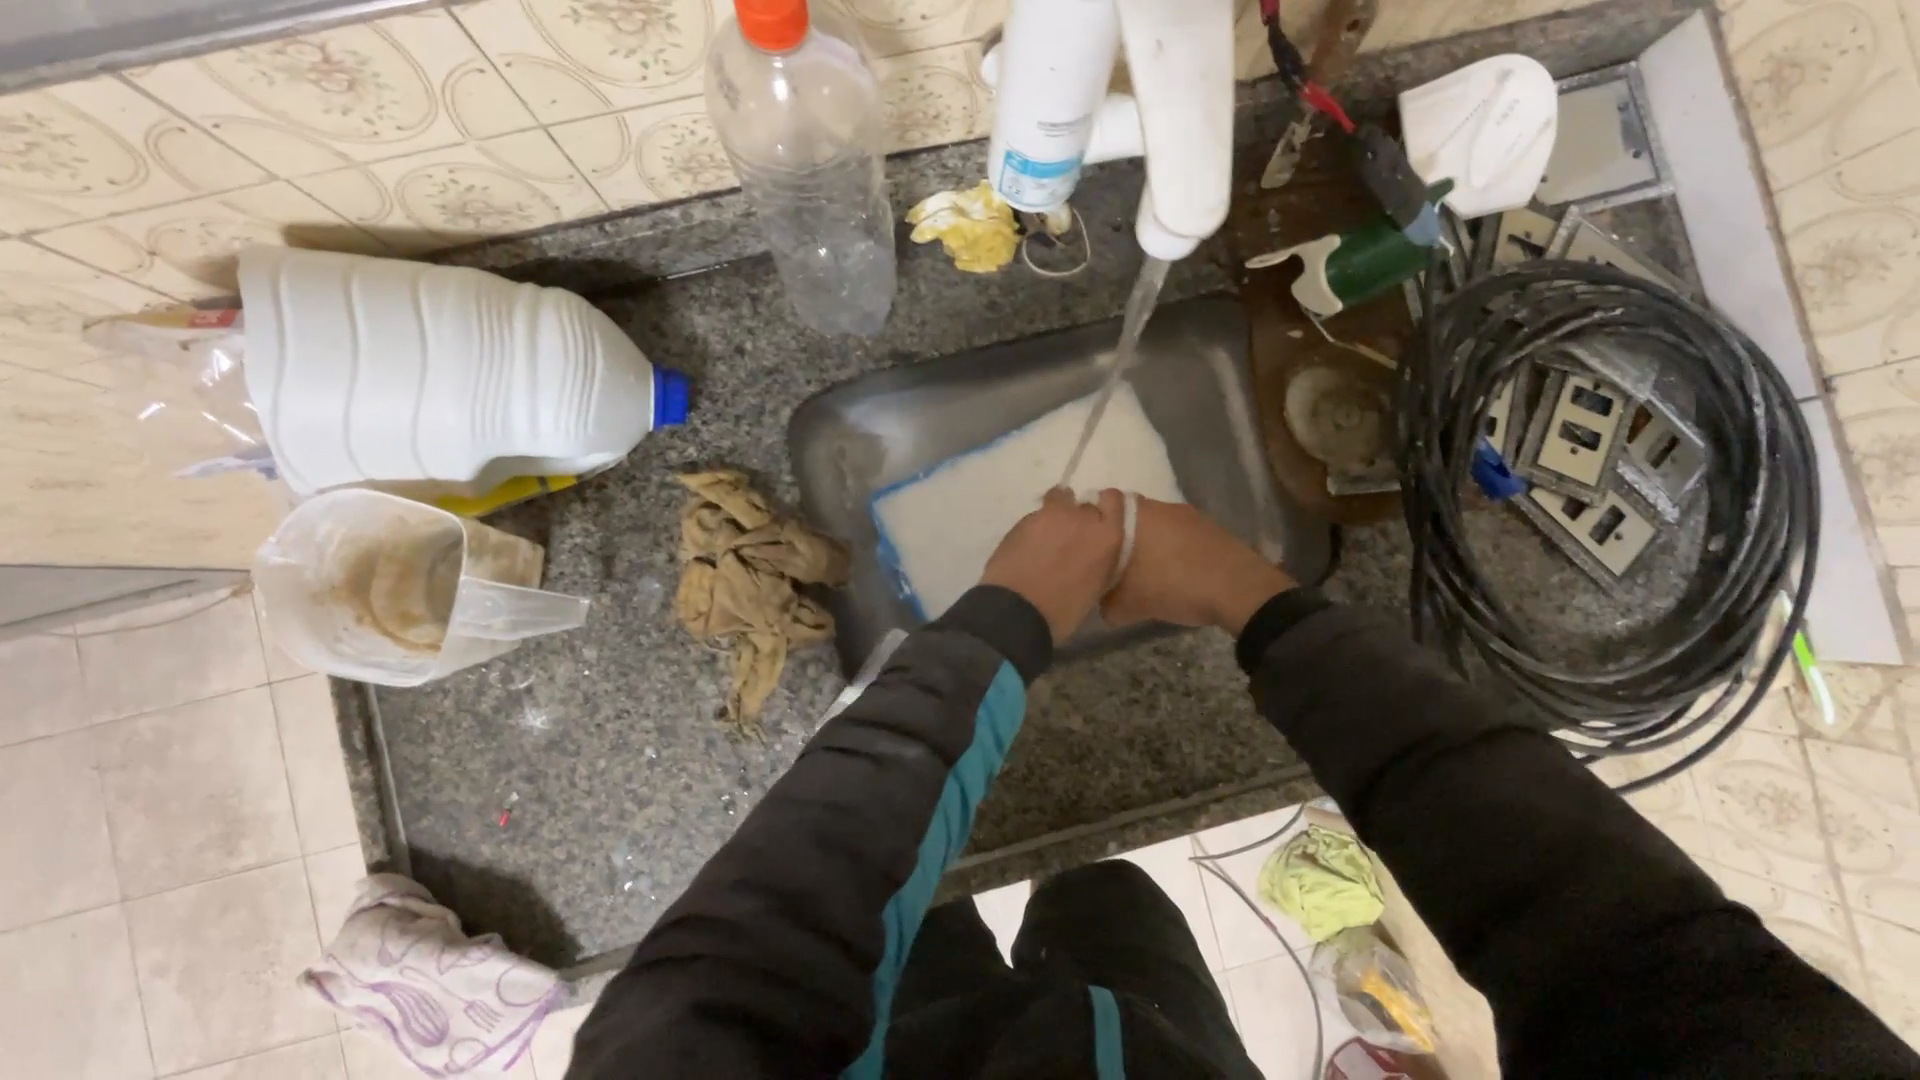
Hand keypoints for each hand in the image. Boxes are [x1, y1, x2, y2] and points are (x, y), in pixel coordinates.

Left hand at [979, 487, 1125, 642]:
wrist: (1018, 611)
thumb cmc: (1063, 610)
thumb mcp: (1095, 586)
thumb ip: (1099, 559)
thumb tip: (1092, 552)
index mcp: (1107, 536)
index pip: (1113, 500)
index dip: (1106, 507)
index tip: (1099, 520)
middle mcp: (1082, 518)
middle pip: (1085, 506)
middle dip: (1079, 518)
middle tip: (1070, 538)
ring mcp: (1051, 515)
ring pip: (1058, 499)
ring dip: (1056, 513)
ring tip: (1047, 535)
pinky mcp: (1024, 519)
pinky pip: (1036, 515)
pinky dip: (1035, 526)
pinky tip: (1027, 546)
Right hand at [1102, 498, 1294, 633]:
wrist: (1238, 590)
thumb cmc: (1174, 587)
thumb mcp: (1129, 606)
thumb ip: (1106, 603)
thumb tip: (1102, 603)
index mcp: (1134, 514)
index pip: (1100, 506)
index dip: (1091, 527)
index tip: (1088, 549)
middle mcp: (1159, 505)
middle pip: (1127, 516)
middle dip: (1120, 539)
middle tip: (1114, 566)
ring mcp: (1187, 514)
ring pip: (1155, 525)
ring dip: (1147, 544)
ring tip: (1145, 573)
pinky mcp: (1209, 526)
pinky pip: (1178, 534)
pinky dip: (1171, 549)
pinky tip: (1174, 573)